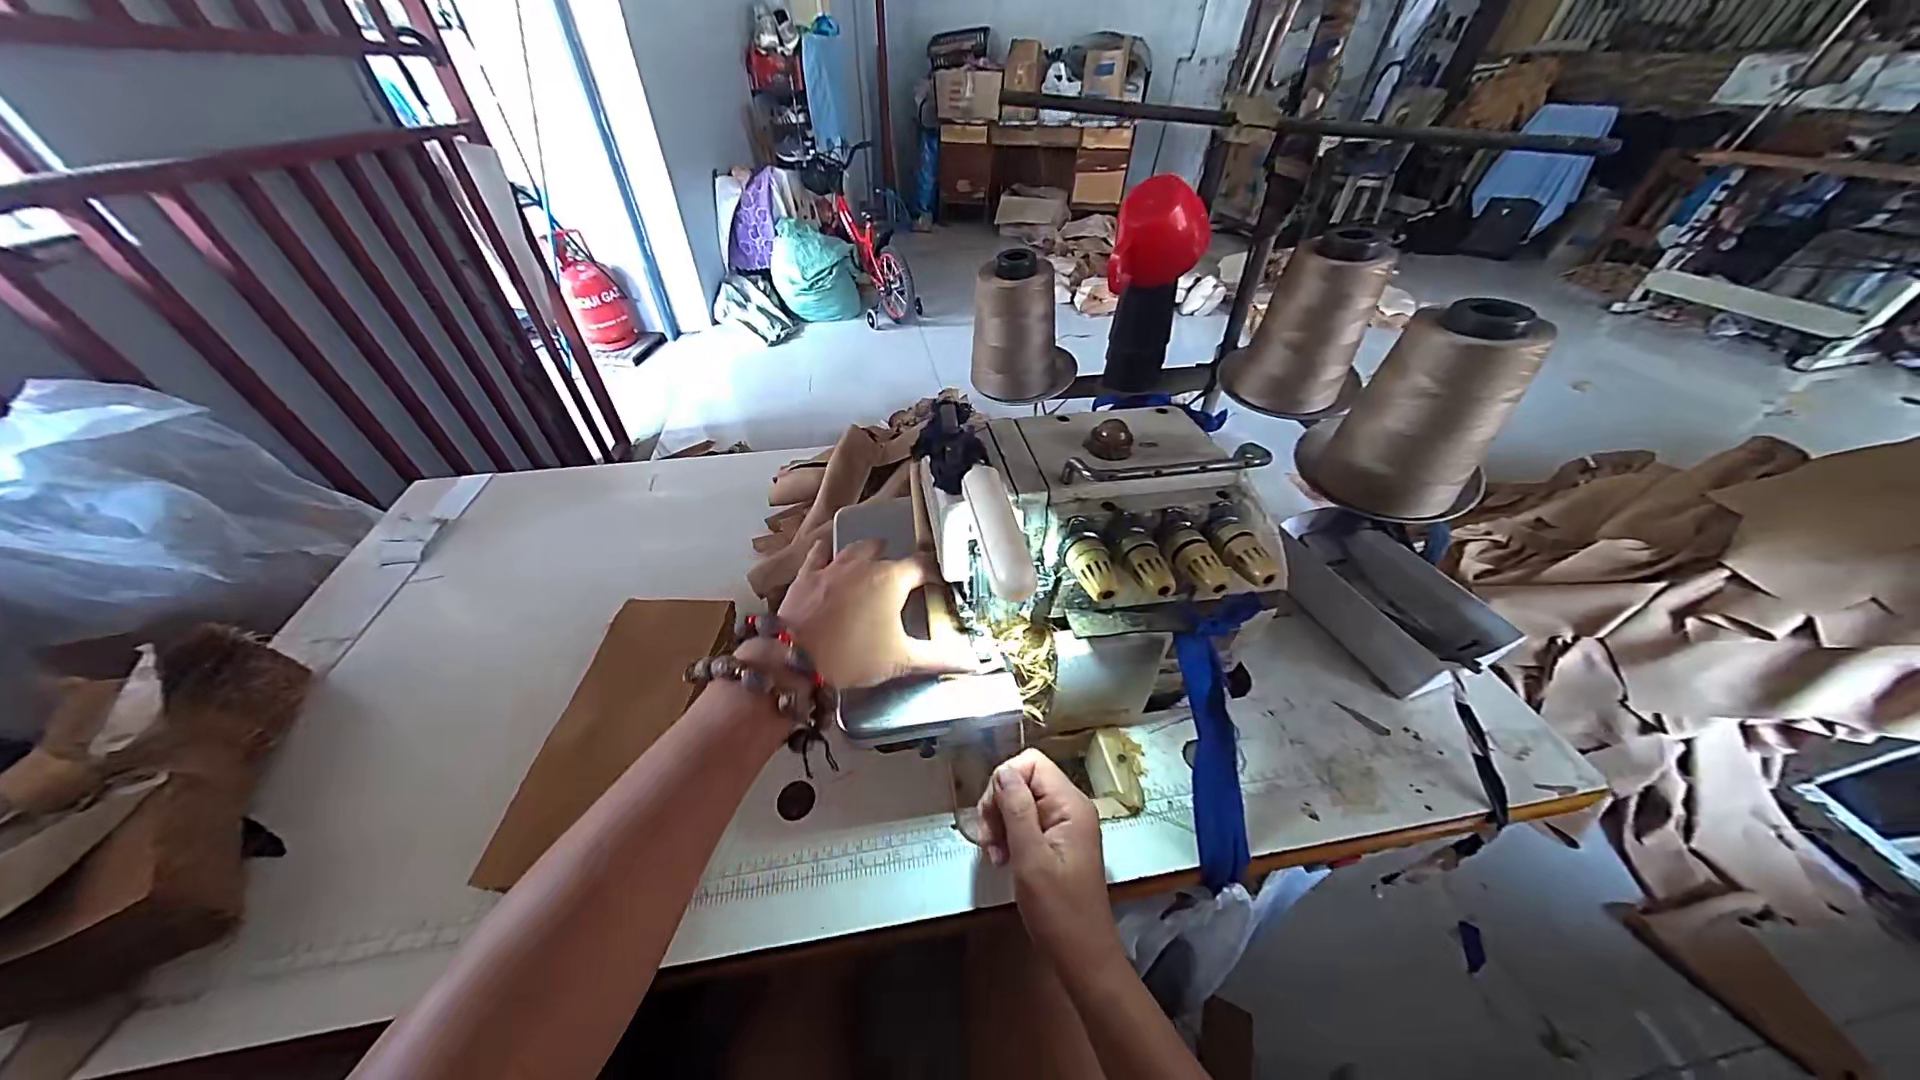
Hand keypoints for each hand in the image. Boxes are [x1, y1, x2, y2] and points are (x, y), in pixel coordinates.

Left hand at [777, 538, 978, 688]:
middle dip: (897, 562)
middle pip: (888, 551)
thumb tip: (973, 662)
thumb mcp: (901, 660)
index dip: (935, 574)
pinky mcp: (806, 574)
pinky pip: (820, 554)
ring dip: (867, 554)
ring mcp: (833, 565)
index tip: (941, 584)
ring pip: (856, 547)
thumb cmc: (853, 656)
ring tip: (872, 566)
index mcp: (892, 578)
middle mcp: (864, 563)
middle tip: (903, 582)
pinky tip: (829, 557)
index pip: (923, 566)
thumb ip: (939, 658)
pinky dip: (828, 554)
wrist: (793, 658)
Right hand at [973, 749, 1124, 972]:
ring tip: (994, 853)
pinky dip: (1010, 836)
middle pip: (1024, 779)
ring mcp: (1065, 825)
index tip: (991, 815)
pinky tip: (1002, 859)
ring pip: (1022, 800)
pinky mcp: (1058, 841)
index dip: (1005, 780)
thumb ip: (1016, 810)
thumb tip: (1003, 771)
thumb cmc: (1058, 911)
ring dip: (1001, 822)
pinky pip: (1027, 822)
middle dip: (999, 803)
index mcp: (1070, 805)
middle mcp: (1070, 807)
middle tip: (988, 839)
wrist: (1083, 957)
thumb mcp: (1031, 858)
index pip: (1032, 763)